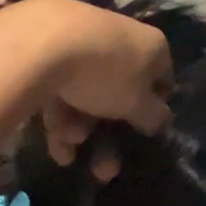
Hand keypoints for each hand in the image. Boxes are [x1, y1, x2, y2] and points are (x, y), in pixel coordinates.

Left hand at [0, 0, 172, 170]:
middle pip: (118, 92)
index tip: (141, 134)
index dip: (154, 111)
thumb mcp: (137, 104)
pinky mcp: (49, 46)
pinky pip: (61, 85)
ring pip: (87, 93)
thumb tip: (160, 120)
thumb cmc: (106, 74)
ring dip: (80, 129)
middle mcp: (120, 37)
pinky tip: (53, 143)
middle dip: (108, 134)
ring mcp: (83, 39)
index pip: (162, 80)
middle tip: (103, 169)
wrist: (44, 42)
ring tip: (67, 152)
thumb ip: (154, 116)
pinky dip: (59, 115)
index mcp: (151, 45)